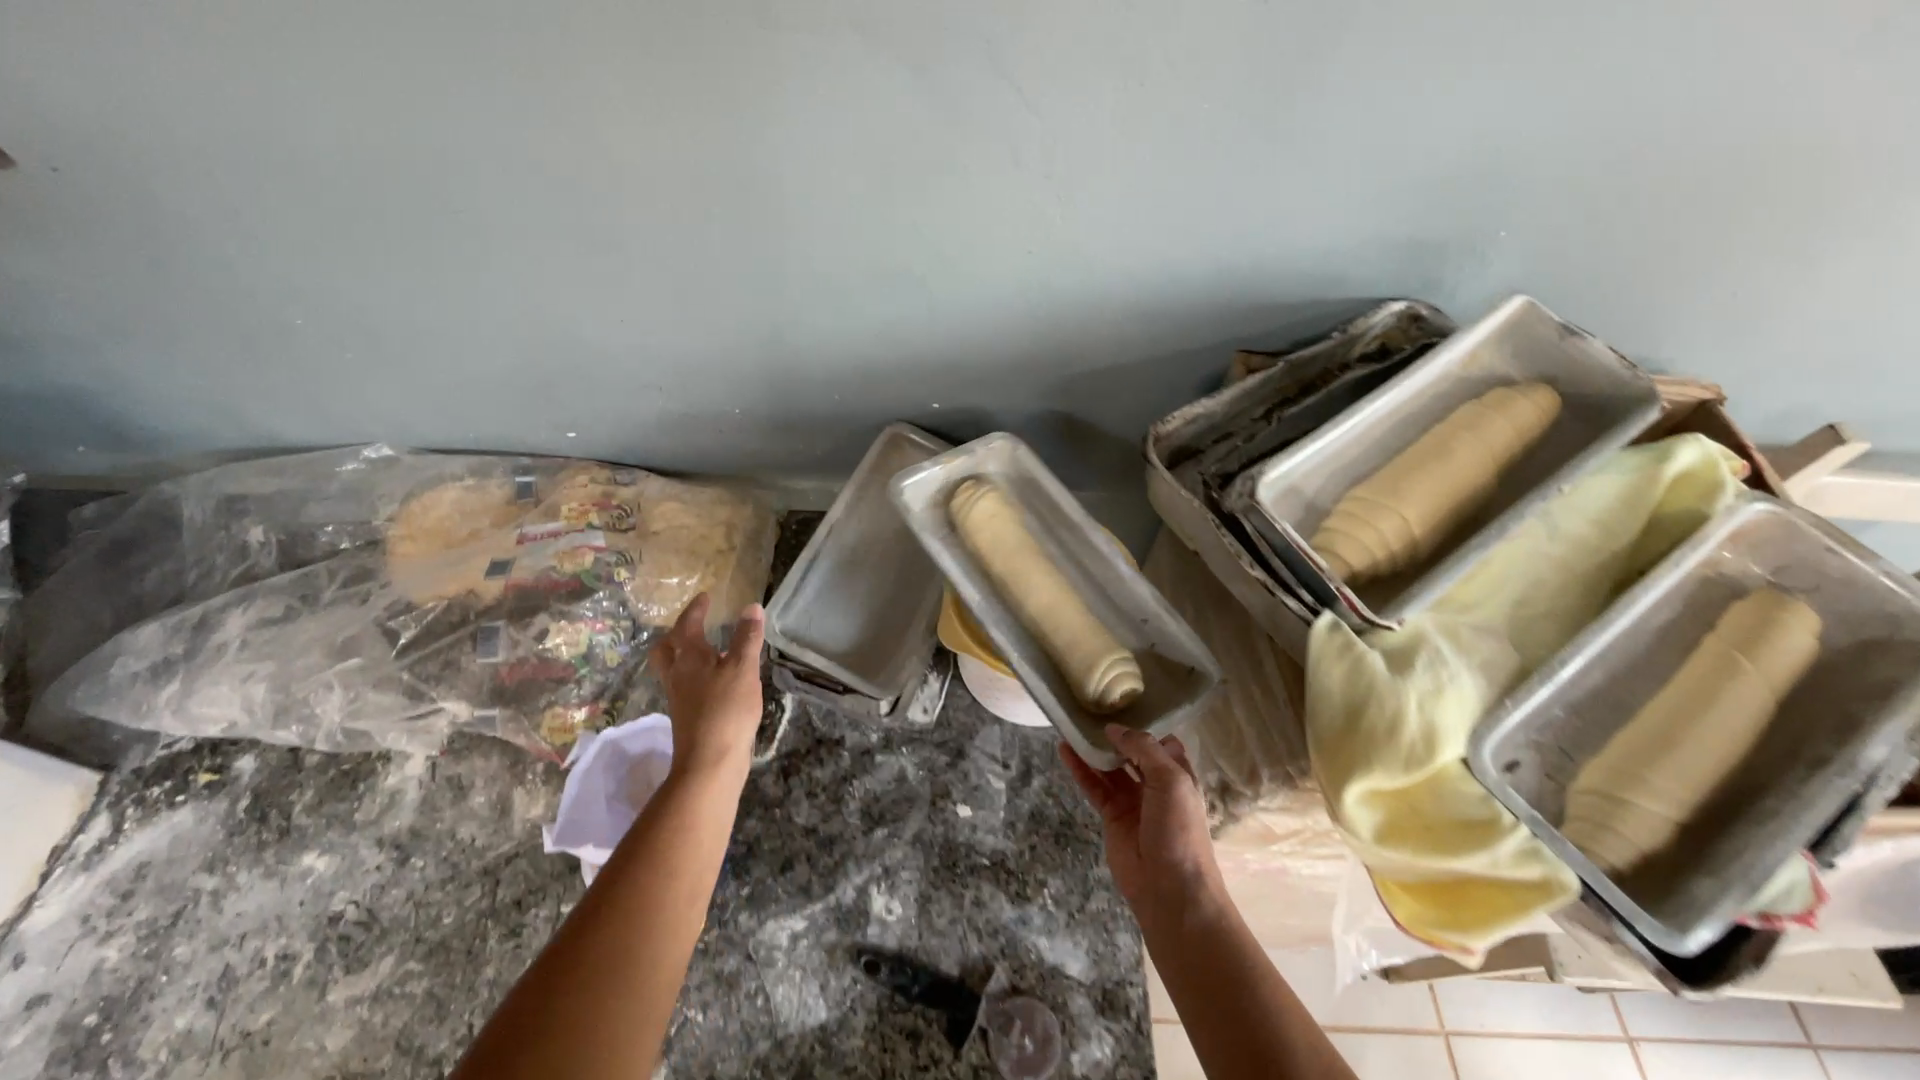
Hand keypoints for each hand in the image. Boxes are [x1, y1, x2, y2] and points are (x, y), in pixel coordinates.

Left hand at [649, 594, 765, 777]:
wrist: (709, 762)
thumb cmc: (726, 709)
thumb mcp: (743, 669)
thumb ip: (746, 638)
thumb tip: (751, 607)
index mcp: (689, 658)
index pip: (687, 625)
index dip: (696, 610)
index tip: (705, 597)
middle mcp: (677, 675)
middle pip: (667, 650)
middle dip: (677, 634)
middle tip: (693, 625)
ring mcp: (679, 698)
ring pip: (674, 670)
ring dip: (684, 656)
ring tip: (704, 652)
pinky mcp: (688, 717)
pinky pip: (685, 687)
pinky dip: (696, 677)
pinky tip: (714, 682)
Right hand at [1060, 724, 1221, 926]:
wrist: (1169, 888)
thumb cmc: (1179, 829)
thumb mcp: (1170, 780)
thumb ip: (1143, 750)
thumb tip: (1116, 728)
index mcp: (1179, 775)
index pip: (1162, 743)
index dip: (1145, 726)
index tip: (1122, 704)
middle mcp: (1156, 785)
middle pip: (1133, 753)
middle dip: (1116, 735)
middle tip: (1091, 710)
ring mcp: (1133, 801)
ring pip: (1110, 768)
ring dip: (1094, 749)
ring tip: (1072, 725)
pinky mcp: (1112, 816)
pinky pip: (1094, 787)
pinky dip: (1080, 769)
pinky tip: (1065, 751)